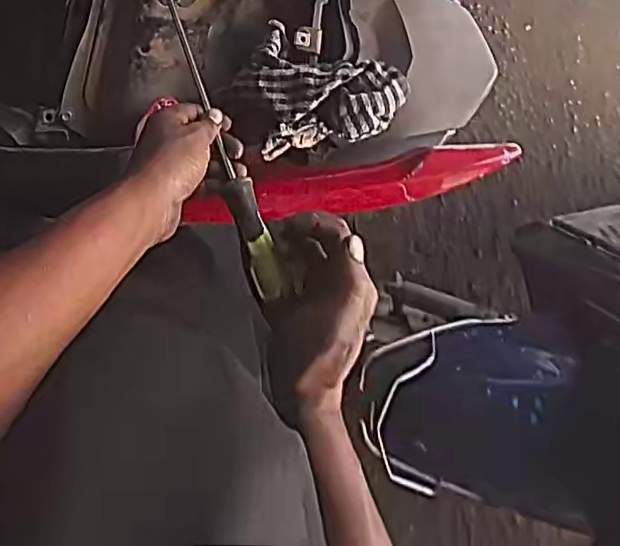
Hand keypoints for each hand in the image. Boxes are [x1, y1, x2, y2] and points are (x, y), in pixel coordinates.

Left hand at [122, 102, 236, 243]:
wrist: (152, 202)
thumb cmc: (168, 166)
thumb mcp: (198, 137)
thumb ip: (210, 124)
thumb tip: (214, 116)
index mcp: (166, 119)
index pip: (194, 111)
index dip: (213, 118)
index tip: (226, 126)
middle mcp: (162, 139)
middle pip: (197, 138)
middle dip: (219, 146)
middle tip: (234, 151)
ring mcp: (165, 164)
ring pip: (197, 161)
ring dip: (218, 166)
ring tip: (236, 170)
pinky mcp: (169, 186)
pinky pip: (193, 180)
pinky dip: (209, 182)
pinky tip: (223, 184)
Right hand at [268, 213, 378, 424]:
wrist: (304, 396)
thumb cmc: (321, 357)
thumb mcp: (343, 305)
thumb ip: (351, 269)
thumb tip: (352, 240)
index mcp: (352, 281)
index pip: (338, 234)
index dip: (315, 223)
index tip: (290, 224)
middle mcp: (338, 285)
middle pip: (318, 242)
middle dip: (296, 234)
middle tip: (276, 236)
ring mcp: (317, 295)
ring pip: (301, 257)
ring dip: (284, 250)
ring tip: (270, 252)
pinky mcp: (298, 307)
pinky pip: (287, 277)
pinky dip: (276, 270)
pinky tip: (267, 273)